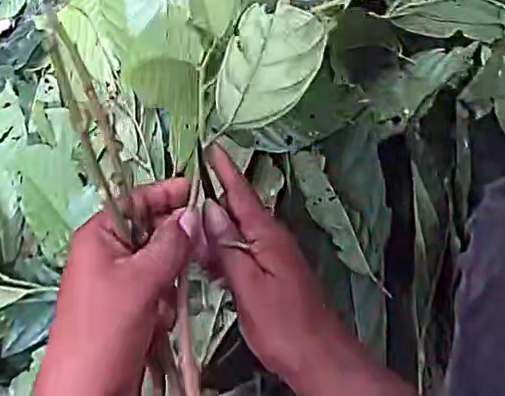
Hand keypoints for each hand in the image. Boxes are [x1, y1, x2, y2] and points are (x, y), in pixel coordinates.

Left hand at [36, 179, 197, 395]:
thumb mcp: (141, 281)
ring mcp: (117, 283)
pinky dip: (164, 304)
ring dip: (169, 280)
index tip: (196, 188)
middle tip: (198, 248)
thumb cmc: (104, 332)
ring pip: (159, 262)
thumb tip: (192, 214)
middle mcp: (107, 253)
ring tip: (167, 301)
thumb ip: (171, 243)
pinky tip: (160, 323)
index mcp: (99, 235)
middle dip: (173, 245)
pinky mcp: (127, 310)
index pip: (137, 200)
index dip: (166, 193)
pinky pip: (157, 291)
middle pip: (151, 231)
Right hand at [203, 147, 411, 395]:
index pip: (241, 192)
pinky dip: (224, 250)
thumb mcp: (247, 285)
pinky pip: (243, 250)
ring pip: (238, 231)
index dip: (225, 169)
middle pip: (237, 210)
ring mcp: (273, 254)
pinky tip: (209, 260)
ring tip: (189, 230)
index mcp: (266, 233)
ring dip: (215, 229)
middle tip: (184, 196)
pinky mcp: (272, 272)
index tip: (212, 146)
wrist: (319, 357)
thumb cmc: (283, 323)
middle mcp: (271, 236)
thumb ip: (227, 246)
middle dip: (212, 201)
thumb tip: (209, 208)